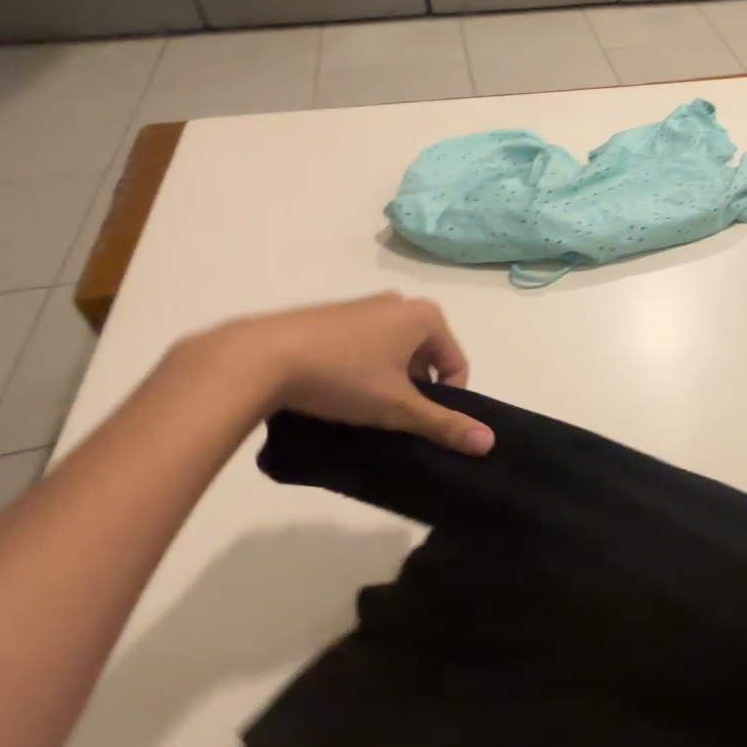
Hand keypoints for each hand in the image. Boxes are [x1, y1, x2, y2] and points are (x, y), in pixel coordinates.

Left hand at [203, 293, 492, 455]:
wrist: (258, 358)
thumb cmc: (342, 377)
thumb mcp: (398, 408)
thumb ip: (444, 425)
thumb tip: (489, 443)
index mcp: (425, 316)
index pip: (456, 365)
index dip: (444, 400)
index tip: (415, 422)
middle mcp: (399, 302)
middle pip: (425, 358)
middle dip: (413, 390)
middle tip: (388, 417)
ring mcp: (363, 305)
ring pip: (393, 353)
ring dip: (386, 382)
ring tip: (358, 408)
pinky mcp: (331, 316)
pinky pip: (363, 346)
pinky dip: (360, 370)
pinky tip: (334, 391)